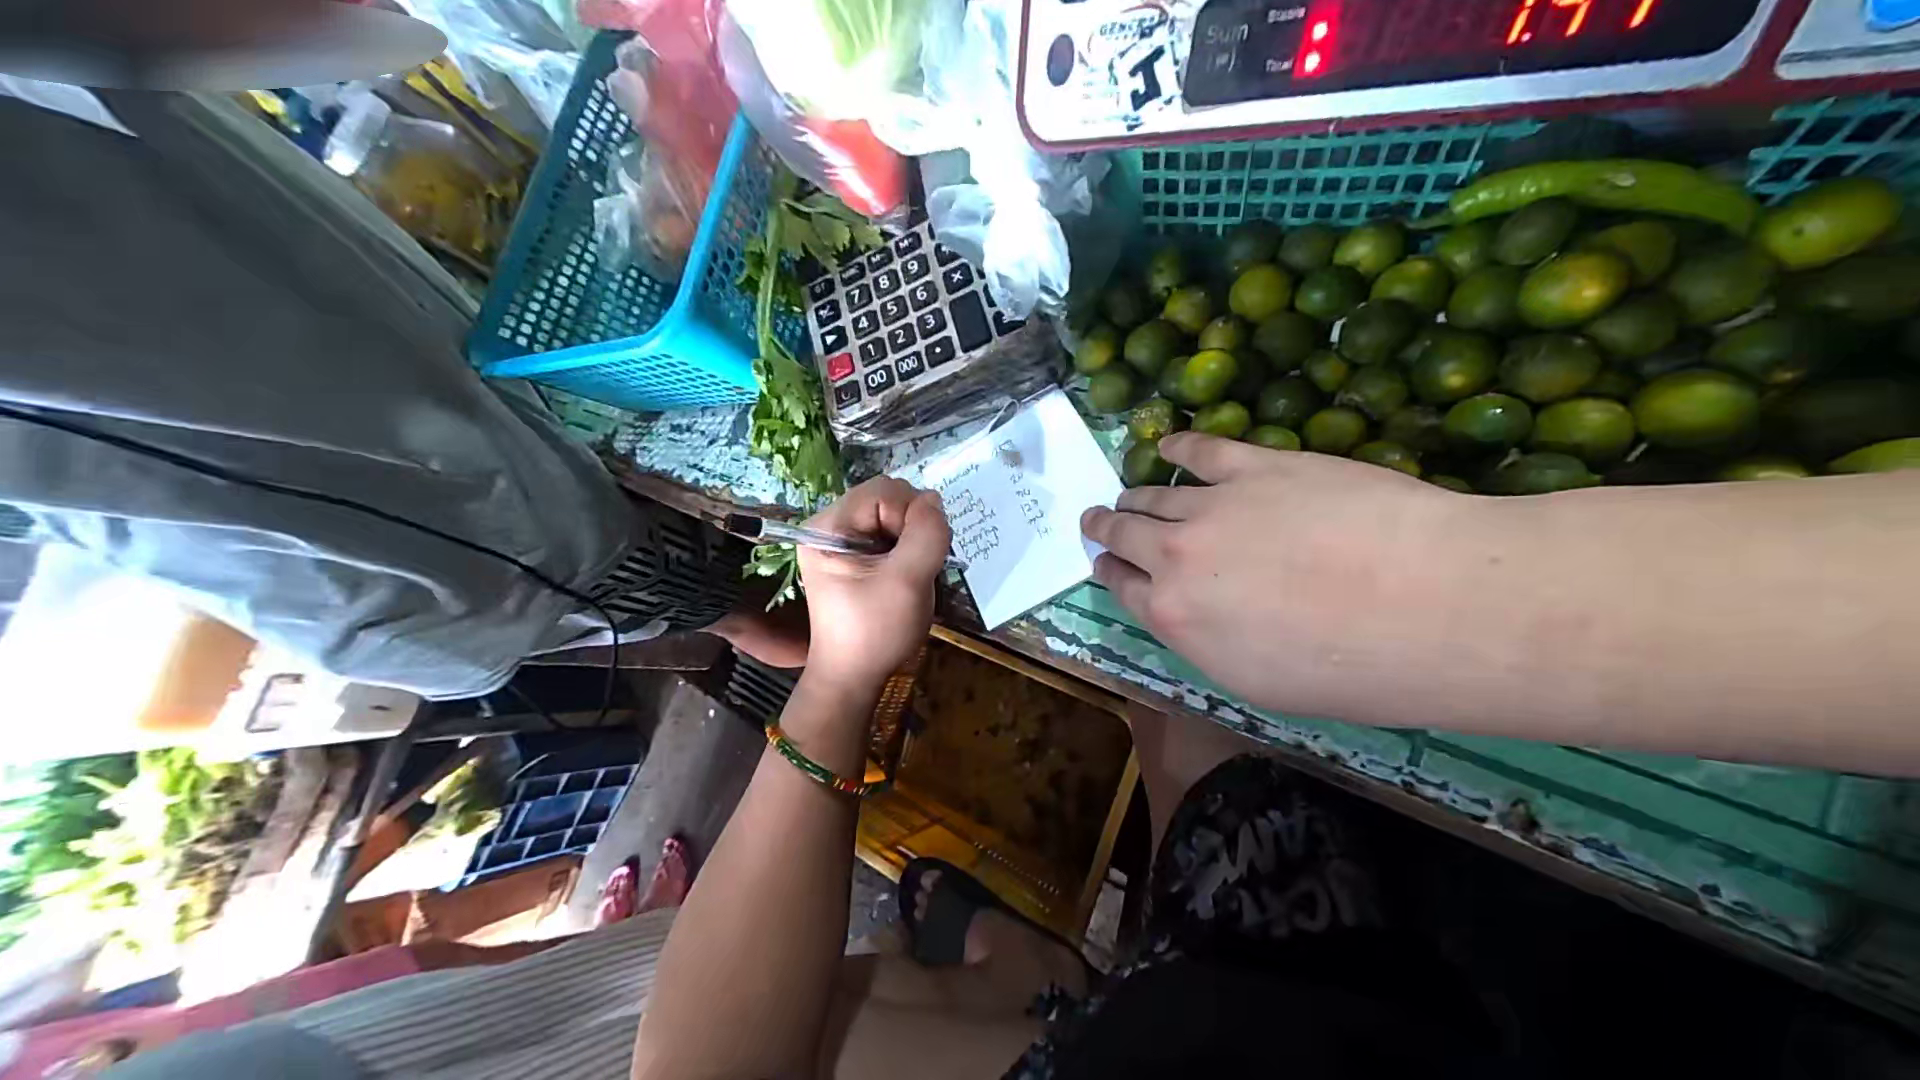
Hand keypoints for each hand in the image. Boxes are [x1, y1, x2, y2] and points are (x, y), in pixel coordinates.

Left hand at [797, 477, 950, 694]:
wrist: (853, 677)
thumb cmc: (875, 632)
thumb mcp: (907, 581)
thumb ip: (926, 534)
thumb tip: (934, 500)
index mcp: (828, 526)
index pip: (884, 491)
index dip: (909, 516)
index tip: (911, 557)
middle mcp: (830, 525)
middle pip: (888, 497)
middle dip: (913, 525)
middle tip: (916, 564)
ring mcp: (842, 540)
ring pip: (893, 514)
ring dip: (914, 538)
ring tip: (911, 572)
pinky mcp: (854, 555)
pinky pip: (891, 532)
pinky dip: (908, 547)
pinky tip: (906, 574)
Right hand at [1079, 432, 1475, 718]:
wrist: (1428, 605)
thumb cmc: (1350, 670)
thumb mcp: (1258, 682)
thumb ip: (1207, 641)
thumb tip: (1195, 616)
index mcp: (1173, 615)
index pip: (1123, 585)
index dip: (1110, 570)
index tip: (1105, 562)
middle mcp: (1175, 556)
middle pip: (1126, 533)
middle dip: (1106, 528)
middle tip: (1099, 522)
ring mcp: (1212, 506)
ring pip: (1154, 494)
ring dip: (1135, 496)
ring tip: (1130, 494)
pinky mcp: (1256, 467)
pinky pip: (1202, 450)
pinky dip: (1179, 447)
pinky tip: (1169, 446)